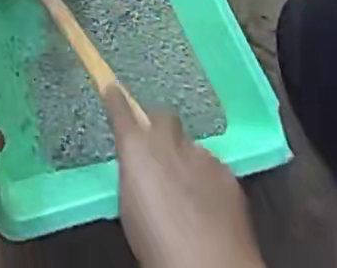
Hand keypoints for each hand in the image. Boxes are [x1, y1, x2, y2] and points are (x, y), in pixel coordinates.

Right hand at [104, 86, 264, 267]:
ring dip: (184, 159)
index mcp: (137, 148)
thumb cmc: (157, 244)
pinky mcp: (226, 171)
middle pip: (162, 117)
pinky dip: (205, 178)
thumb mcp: (129, 208)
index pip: (121, 111)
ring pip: (188, 145)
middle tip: (156, 153)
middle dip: (158, 128)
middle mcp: (168, 141)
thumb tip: (138, 167)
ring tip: (185, 192)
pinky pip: (211, 165)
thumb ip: (132, 176)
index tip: (110, 87)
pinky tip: (206, 204)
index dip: (115, 98)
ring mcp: (200, 154)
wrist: (211, 266)